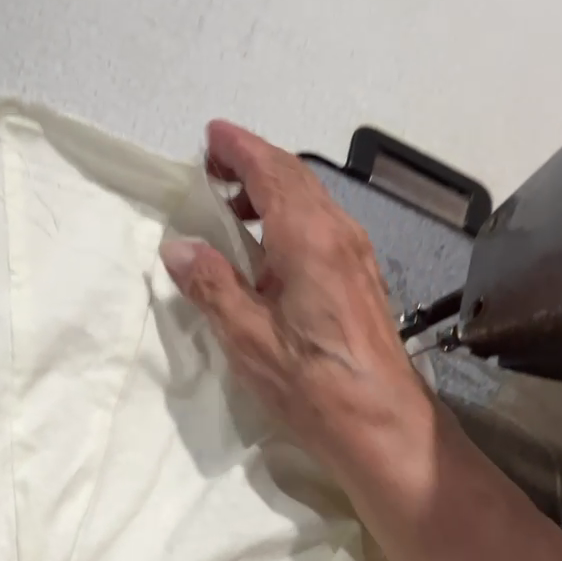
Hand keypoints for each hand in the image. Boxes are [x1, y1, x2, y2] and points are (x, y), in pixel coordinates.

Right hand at [161, 120, 431, 459]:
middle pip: (296, 179)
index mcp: (309, 241)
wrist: (382, 424)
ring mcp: (355, 256)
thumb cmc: (312, 384)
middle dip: (254, 162)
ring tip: (231, 204)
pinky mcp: (359, 279)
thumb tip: (179, 247)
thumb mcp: (247, 339)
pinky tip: (266, 247)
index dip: (241, 149)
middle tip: (213, 165)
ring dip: (271, 189)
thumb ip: (212, 286)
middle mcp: (339, 236)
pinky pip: (320, 226)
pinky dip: (288, 216)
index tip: (211, 136)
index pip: (273, 174)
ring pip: (311, 201)